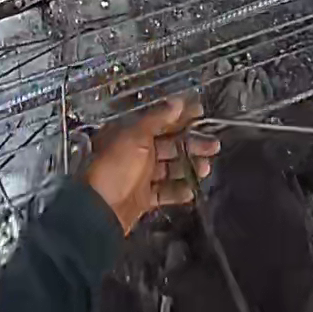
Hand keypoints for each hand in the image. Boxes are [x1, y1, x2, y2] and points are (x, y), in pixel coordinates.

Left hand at [82, 97, 219, 234]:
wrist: (98, 210)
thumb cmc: (116, 167)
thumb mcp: (136, 136)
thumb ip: (158, 118)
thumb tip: (178, 101)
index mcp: (133, 133)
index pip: (162, 120)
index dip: (182, 117)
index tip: (201, 114)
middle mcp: (137, 152)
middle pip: (170, 144)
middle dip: (192, 144)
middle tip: (213, 145)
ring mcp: (140, 176)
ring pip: (170, 168)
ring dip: (188, 167)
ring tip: (205, 168)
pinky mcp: (142, 198)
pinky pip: (164, 192)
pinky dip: (177, 191)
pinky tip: (191, 190)